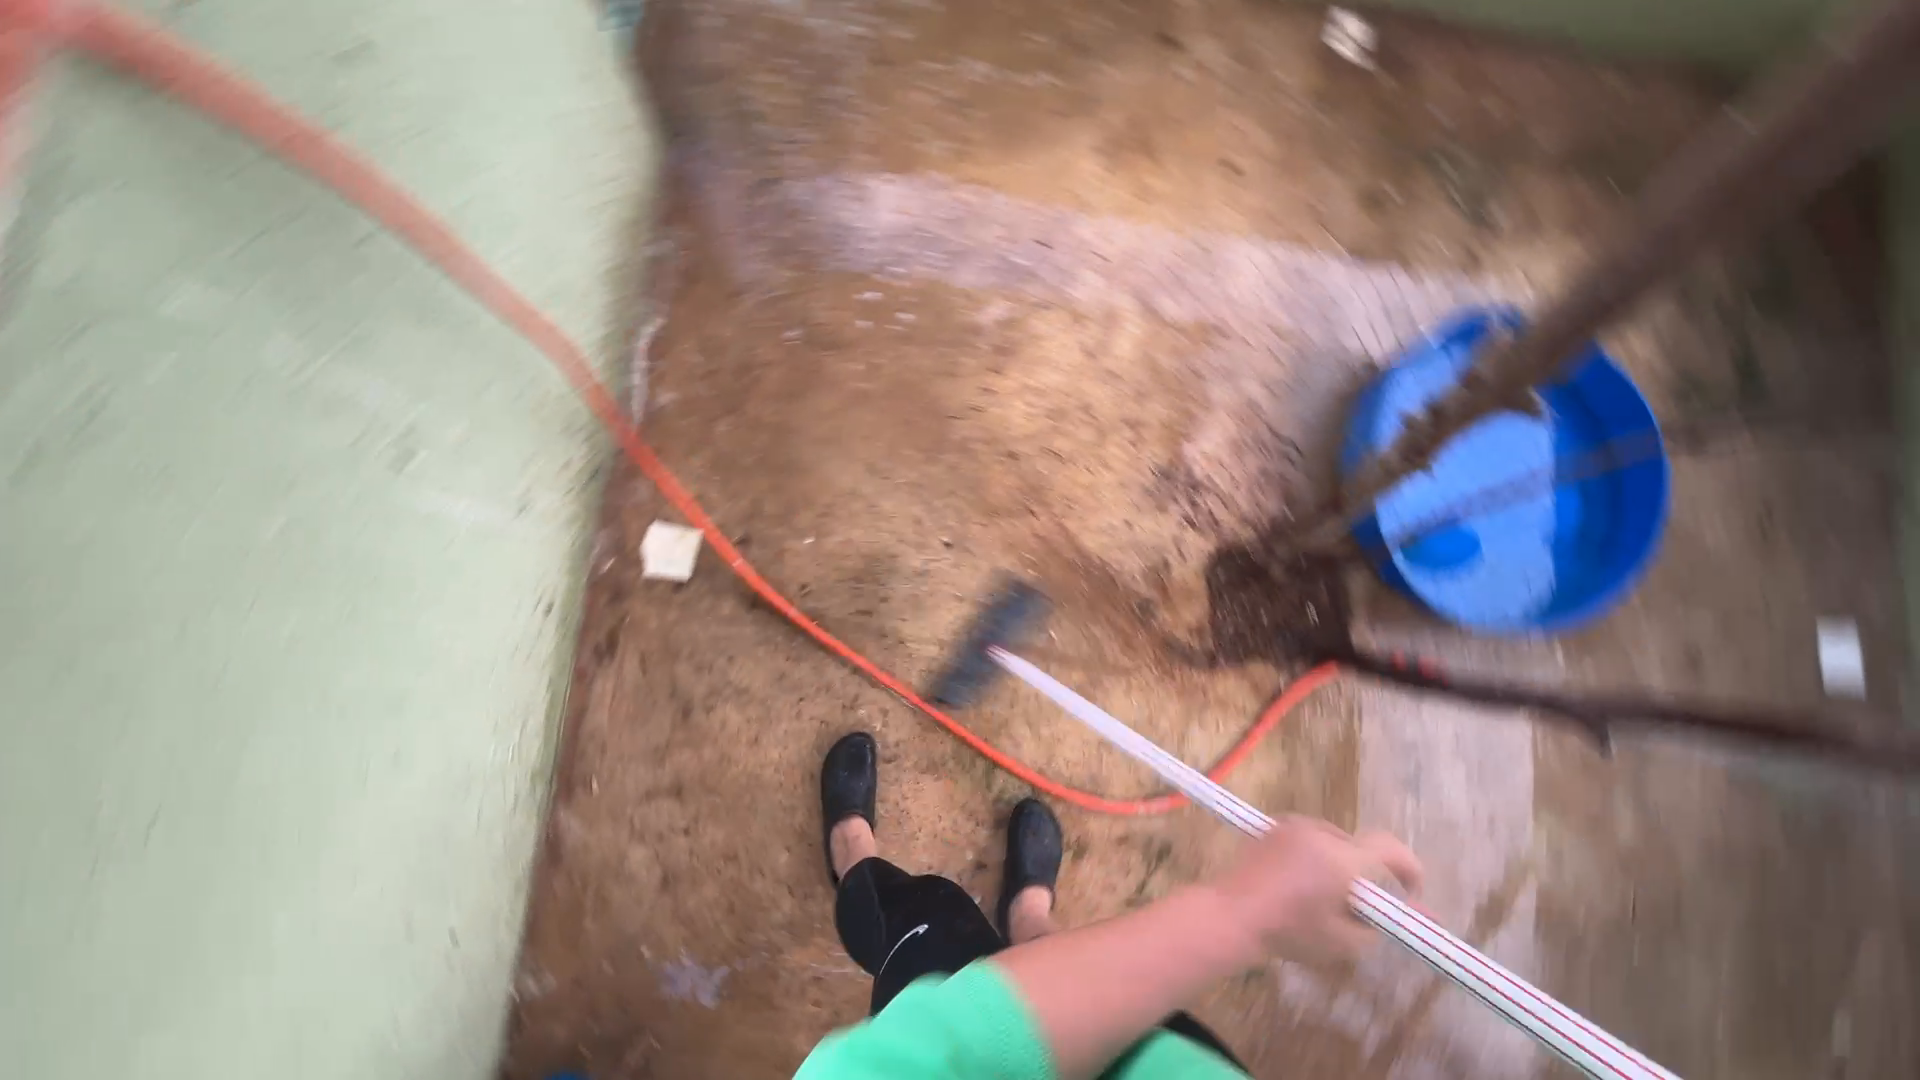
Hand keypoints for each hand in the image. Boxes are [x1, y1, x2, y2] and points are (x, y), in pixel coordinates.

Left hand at [1206, 816, 1421, 963]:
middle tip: (1360, 904)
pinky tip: (1300, 881)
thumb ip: (1387, 924)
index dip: (1408, 867)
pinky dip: (1313, 854)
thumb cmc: (1290, 931)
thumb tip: (1425, 915)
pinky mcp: (1271, 826)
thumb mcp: (1347, 940)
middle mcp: (1317, 832)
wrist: (1232, 914)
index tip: (1410, 890)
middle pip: (1358, 846)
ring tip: (1325, 895)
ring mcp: (1290, 825)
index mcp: (1340, 857)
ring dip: (1338, 862)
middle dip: (1366, 872)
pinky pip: (1306, 836)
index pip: (1389, 847)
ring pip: (1332, 840)